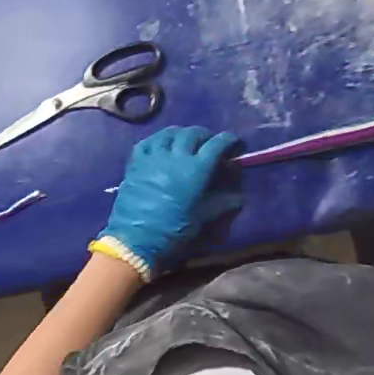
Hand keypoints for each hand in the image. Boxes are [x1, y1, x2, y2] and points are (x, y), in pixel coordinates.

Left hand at [94, 126, 241, 278]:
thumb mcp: (203, 218)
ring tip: (185, 140)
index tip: (234, 143)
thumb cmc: (173, 231)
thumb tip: (238, 197)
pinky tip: (160, 145)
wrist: (135, 240)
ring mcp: (153, 158)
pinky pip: (146, 143)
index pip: (217, 144)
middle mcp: (175, 157)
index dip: (228, 140)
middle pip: (192, 134)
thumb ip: (221, 203)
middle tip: (209, 142)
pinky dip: (156, 140)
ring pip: (168, 133)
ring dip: (180, 133)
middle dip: (204, 135)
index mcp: (196, 170)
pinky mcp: (135, 163)